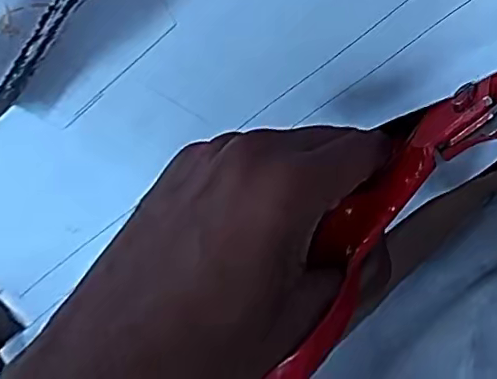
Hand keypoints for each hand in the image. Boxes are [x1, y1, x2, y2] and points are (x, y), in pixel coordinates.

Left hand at [6, 127, 389, 378]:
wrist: (100, 371)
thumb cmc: (190, 354)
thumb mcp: (303, 316)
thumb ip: (359, 266)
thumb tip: (376, 241)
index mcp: (286, 185)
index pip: (366, 148)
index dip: (390, 166)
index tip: (396, 180)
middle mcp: (250, 154)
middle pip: (328, 141)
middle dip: (347, 176)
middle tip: (344, 227)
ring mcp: (213, 155)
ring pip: (287, 147)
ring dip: (303, 177)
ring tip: (284, 240)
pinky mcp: (184, 165)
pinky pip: (245, 156)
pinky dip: (260, 179)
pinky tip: (244, 234)